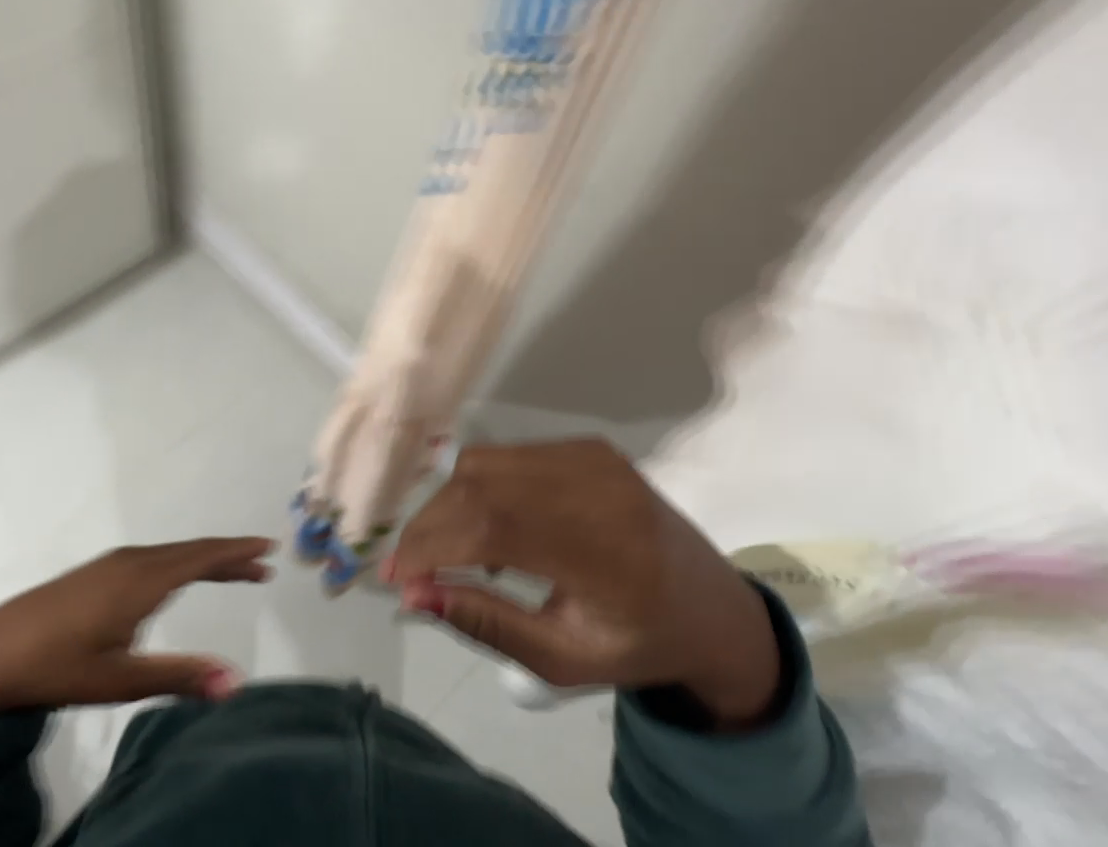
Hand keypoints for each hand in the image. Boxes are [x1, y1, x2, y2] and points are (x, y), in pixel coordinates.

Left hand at [0, 537, 275, 714]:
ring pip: (169, 555)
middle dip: (226, 556)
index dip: (235, 552)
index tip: (268, 548)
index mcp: (140, 581)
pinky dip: (177, 564)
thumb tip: (237, 683)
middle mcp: (129, 563)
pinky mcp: (94, 574)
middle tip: (262, 565)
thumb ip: (180, 677)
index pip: (200, 556)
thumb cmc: (57, 668)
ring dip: (203, 560)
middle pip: (188, 551)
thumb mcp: (121, 680)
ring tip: (233, 572)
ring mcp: (109, 566)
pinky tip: (177, 579)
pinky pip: (151, 559)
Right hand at [386, 440, 780, 728]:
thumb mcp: (563, 660)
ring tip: (445, 552)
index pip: (489, 528)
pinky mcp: (589, 447)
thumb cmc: (640, 644)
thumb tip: (413, 595)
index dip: (429, 547)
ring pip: (484, 464)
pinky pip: (506, 457)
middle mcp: (596, 489)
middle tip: (407, 569)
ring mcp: (593, 458)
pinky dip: (478, 489)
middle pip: (478, 487)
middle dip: (428, 526)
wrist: (714, 606)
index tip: (393, 580)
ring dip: (448, 505)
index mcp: (603, 553)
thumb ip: (486, 624)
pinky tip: (486, 528)